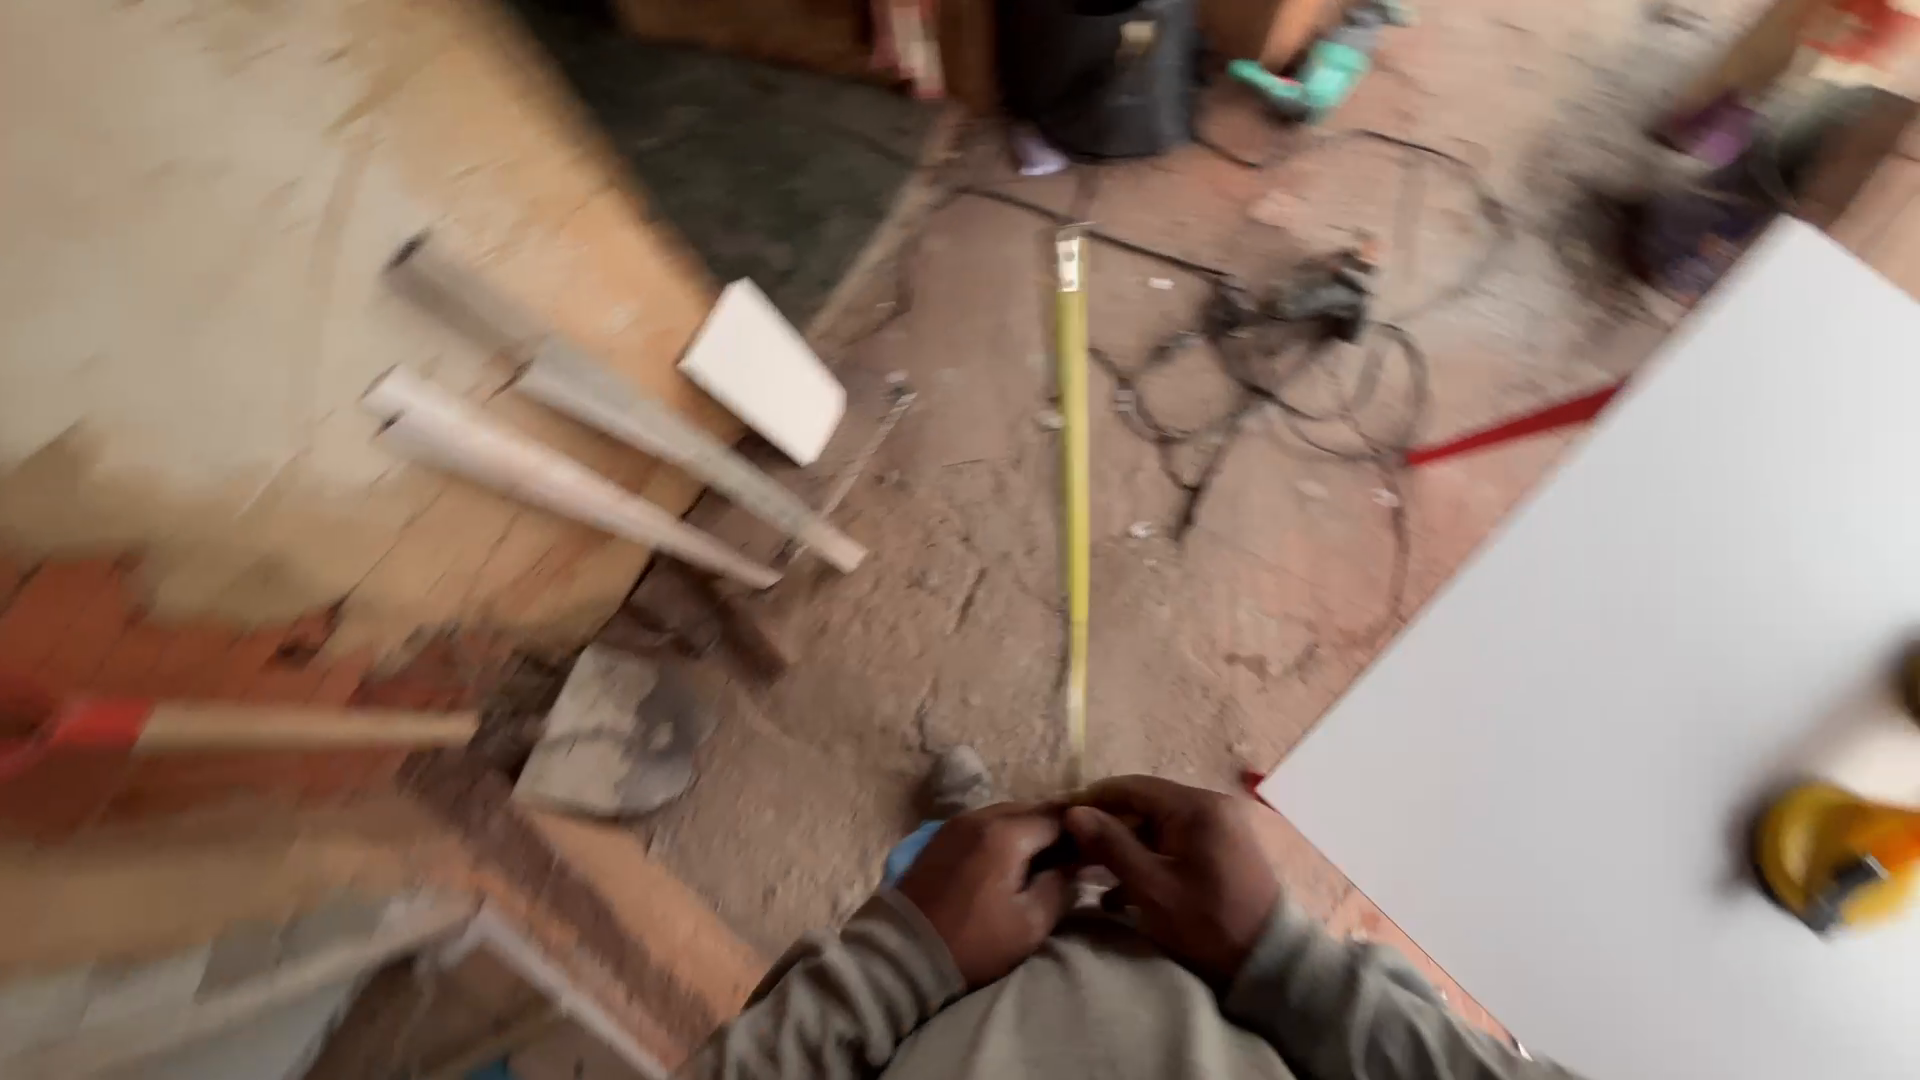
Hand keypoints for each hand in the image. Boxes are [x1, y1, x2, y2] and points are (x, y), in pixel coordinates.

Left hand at [895, 802, 1073, 988]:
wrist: (903, 952)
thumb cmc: (973, 942)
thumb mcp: (1029, 924)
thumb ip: (1059, 887)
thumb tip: (1072, 865)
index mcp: (1005, 833)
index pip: (1057, 817)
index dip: (1081, 832)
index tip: (1095, 851)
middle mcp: (981, 815)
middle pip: (1030, 810)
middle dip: (1055, 828)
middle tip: (1072, 855)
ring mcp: (957, 822)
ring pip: (1006, 813)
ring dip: (1028, 830)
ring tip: (1044, 859)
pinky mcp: (941, 836)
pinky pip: (984, 823)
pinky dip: (1004, 833)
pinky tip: (1010, 858)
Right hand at [1066, 775, 1278, 986]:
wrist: (1271, 964)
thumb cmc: (1209, 924)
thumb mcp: (1153, 889)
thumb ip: (1112, 846)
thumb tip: (1074, 813)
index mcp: (1195, 806)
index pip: (1131, 787)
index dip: (1093, 799)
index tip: (1061, 817)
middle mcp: (1208, 804)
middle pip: (1143, 803)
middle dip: (1107, 825)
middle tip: (1073, 847)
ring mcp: (1217, 824)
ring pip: (1156, 823)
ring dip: (1125, 844)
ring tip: (1092, 870)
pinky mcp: (1219, 845)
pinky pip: (1173, 838)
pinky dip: (1148, 855)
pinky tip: (1123, 887)